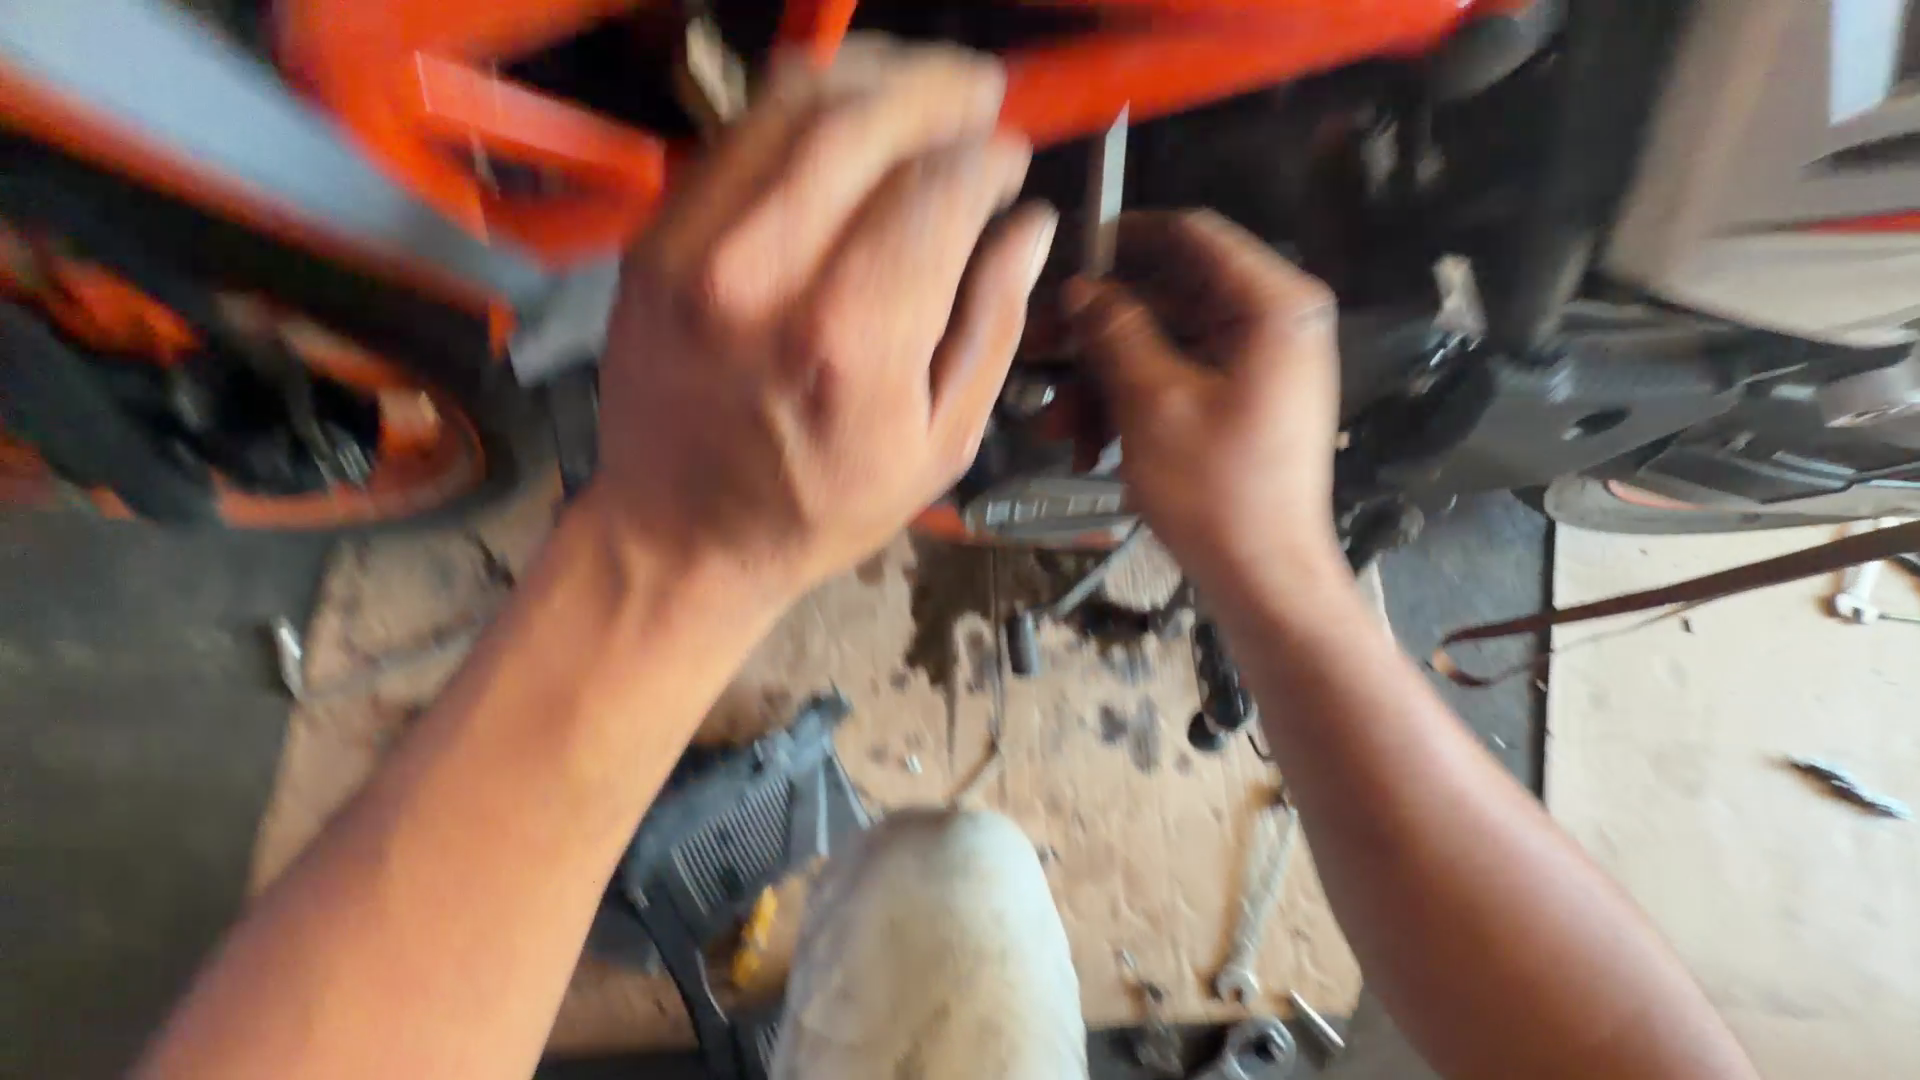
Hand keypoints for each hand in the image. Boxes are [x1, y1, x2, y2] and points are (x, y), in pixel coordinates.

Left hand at [585, 38, 1057, 595]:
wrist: (682, 536)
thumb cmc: (821, 508)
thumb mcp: (938, 449)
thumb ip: (991, 330)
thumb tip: (1027, 230)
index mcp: (853, 342)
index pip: (937, 192)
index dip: (988, 159)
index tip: (1011, 161)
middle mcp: (766, 279)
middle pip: (865, 122)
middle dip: (938, 89)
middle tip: (979, 90)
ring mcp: (695, 253)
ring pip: (793, 106)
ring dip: (871, 77)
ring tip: (920, 87)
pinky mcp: (654, 244)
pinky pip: (735, 137)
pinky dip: (799, 110)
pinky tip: (844, 120)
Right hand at [1067, 210, 1343, 590]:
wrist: (1262, 578)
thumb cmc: (1216, 490)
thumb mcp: (1153, 403)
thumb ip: (1116, 332)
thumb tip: (1082, 287)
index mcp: (1271, 306)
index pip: (1192, 236)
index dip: (1124, 239)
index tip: (1067, 258)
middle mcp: (1269, 324)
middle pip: (1167, 298)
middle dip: (1096, 331)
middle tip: (1037, 347)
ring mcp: (1252, 366)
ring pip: (1160, 348)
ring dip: (1102, 381)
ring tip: (1054, 424)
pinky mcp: (1235, 403)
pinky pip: (1173, 383)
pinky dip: (1128, 406)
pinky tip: (1085, 445)